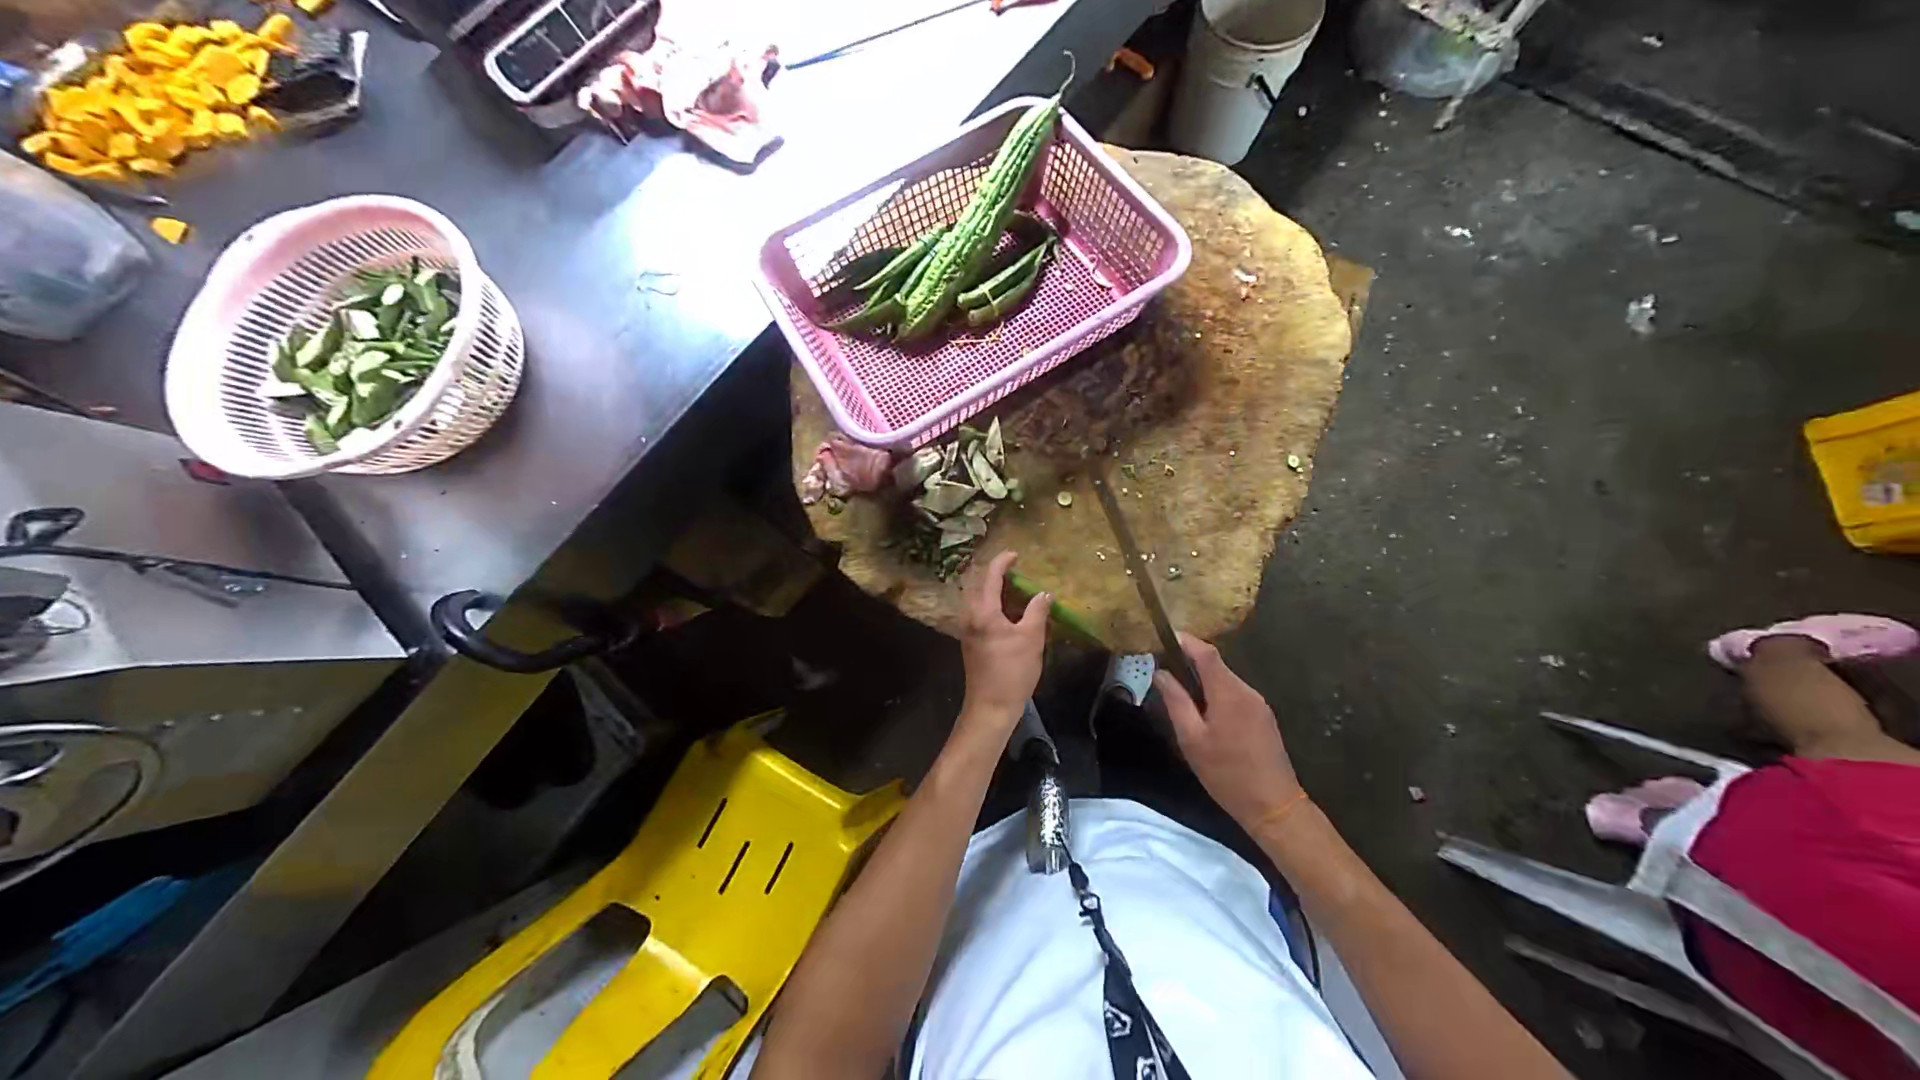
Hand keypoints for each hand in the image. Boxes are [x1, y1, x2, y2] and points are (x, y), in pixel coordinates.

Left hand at [957, 551, 1050, 736]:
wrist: (990, 705)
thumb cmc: (1012, 671)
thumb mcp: (1031, 638)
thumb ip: (1037, 611)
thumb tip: (1043, 593)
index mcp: (982, 611)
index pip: (989, 576)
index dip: (1002, 562)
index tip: (1016, 554)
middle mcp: (969, 615)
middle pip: (977, 584)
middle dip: (994, 572)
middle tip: (1015, 568)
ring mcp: (967, 628)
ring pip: (977, 598)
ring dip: (992, 588)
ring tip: (1014, 585)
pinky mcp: (970, 639)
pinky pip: (978, 610)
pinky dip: (991, 602)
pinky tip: (1008, 609)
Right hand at [1155, 632, 1303, 825]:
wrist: (1274, 806)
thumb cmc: (1226, 773)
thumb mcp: (1191, 739)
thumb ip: (1176, 701)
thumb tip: (1161, 673)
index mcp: (1228, 692)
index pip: (1206, 653)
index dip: (1186, 641)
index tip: (1165, 637)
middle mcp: (1247, 691)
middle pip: (1217, 666)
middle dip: (1191, 662)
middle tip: (1164, 669)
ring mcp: (1259, 705)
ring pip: (1226, 681)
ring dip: (1203, 681)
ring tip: (1179, 693)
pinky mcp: (1264, 718)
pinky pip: (1236, 695)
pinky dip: (1217, 695)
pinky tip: (1204, 712)